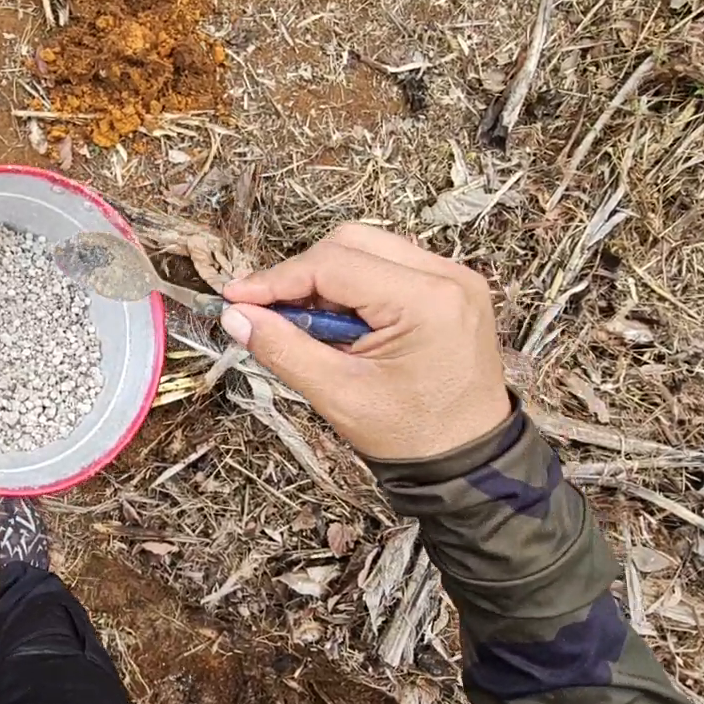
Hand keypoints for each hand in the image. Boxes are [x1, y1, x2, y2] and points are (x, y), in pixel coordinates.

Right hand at [219, 224, 511, 460]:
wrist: (468, 460)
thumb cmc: (409, 434)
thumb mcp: (337, 394)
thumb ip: (282, 348)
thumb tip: (235, 316)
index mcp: (427, 301)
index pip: (332, 265)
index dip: (276, 279)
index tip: (235, 298)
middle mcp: (447, 276)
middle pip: (350, 243)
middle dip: (301, 274)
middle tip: (269, 311)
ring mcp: (453, 278)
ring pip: (365, 248)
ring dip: (323, 278)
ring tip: (304, 321)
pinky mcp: (448, 288)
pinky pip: (384, 265)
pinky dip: (349, 286)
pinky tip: (335, 321)